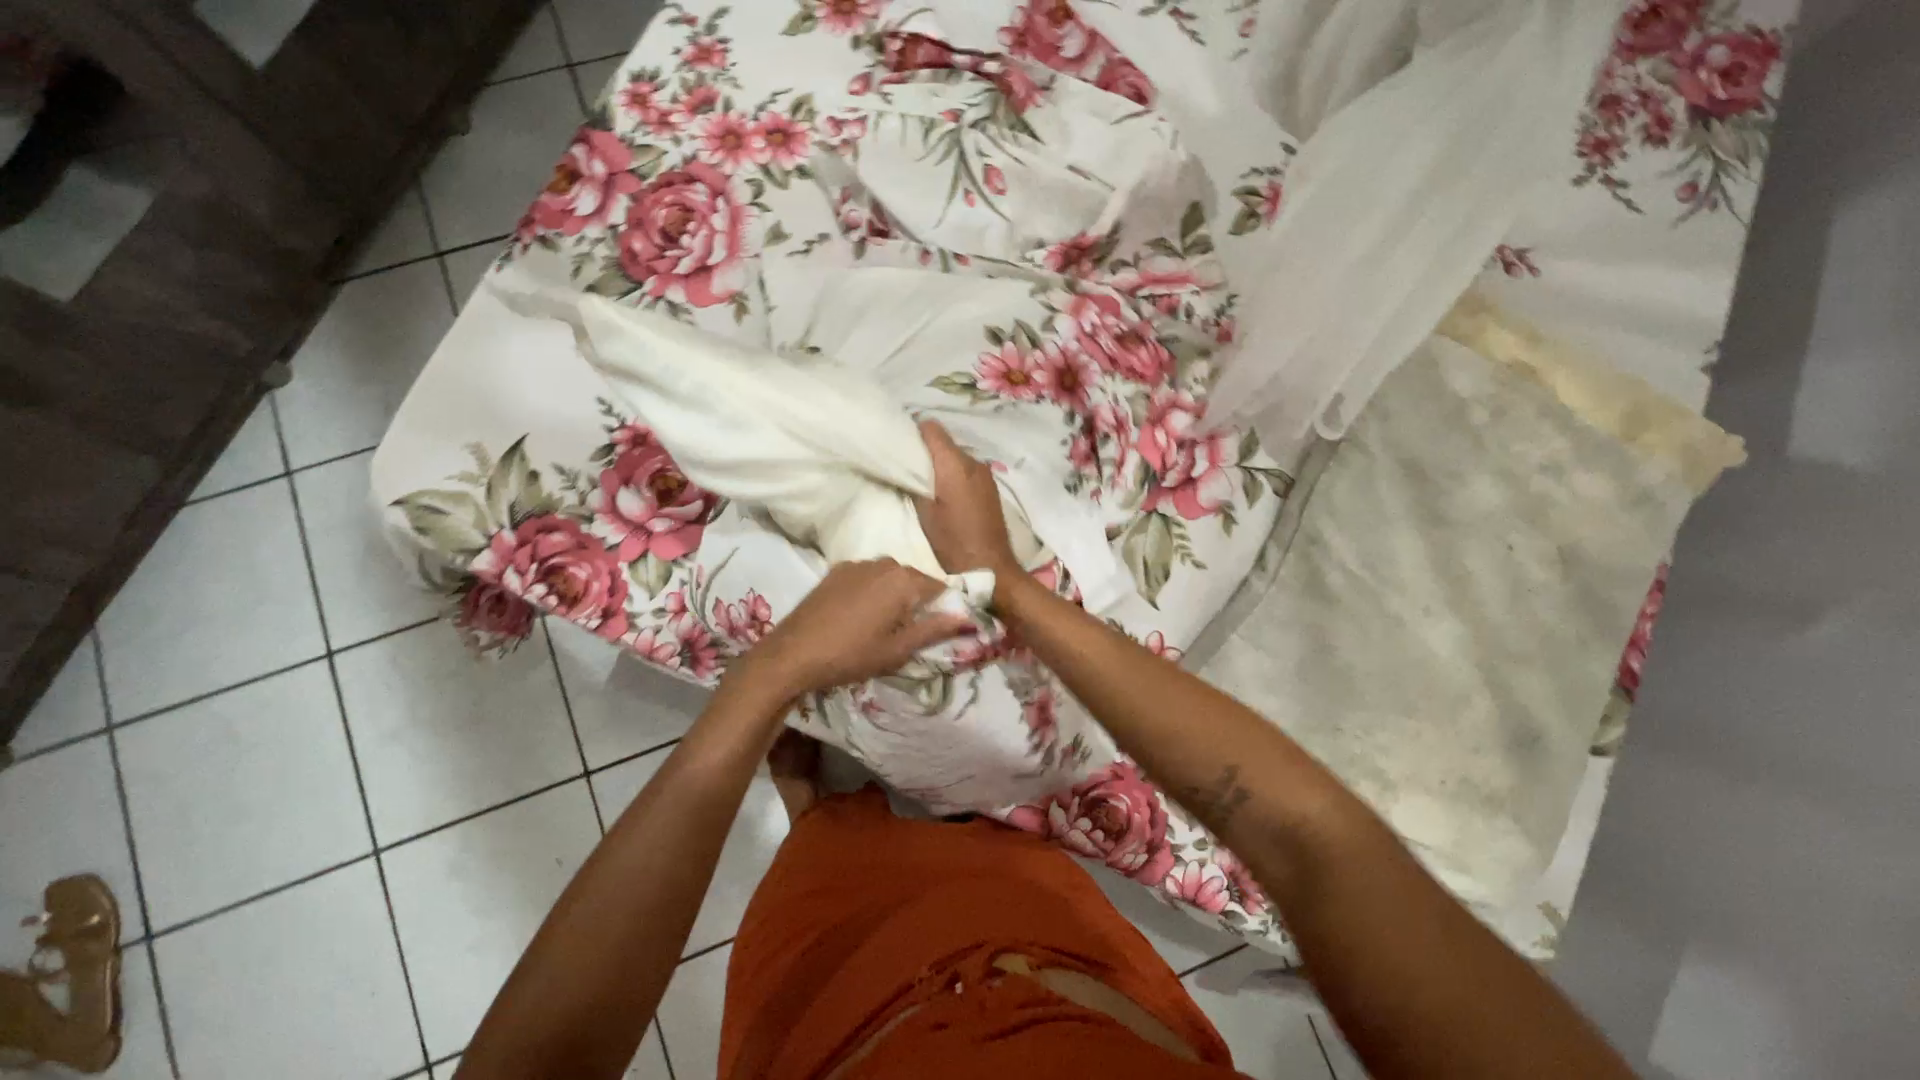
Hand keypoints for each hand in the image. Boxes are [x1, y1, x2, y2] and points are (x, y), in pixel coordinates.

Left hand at [731, 558, 974, 702]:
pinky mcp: (834, 572)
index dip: (942, 608)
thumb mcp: (898, 650)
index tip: (937, 631)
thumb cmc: (851, 655)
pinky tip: (858, 617)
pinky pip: (865, 578)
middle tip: (908, 633)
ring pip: (888, 577)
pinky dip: (870, 592)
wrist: (793, 654)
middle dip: (916, 602)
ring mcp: (856, 565)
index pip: (938, 588)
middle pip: (913, 579)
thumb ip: (934, 630)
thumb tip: (966, 619)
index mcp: (903, 580)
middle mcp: (883, 563)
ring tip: (882, 626)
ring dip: (892, 596)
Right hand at [914, 420, 1020, 577]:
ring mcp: (985, 474)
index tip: (898, 444)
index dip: (913, 432)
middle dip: (925, 449)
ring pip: (956, 456)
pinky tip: (943, 493)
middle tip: (906, 466)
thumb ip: (913, 482)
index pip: (931, 428)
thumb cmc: (951, 542)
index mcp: (954, 464)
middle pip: (944, 441)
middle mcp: (973, 462)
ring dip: (940, 464)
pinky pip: (966, 470)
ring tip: (923, 481)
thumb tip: (904, 465)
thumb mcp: (923, 513)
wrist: (989, 568)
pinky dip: (953, 475)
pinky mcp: (990, 487)